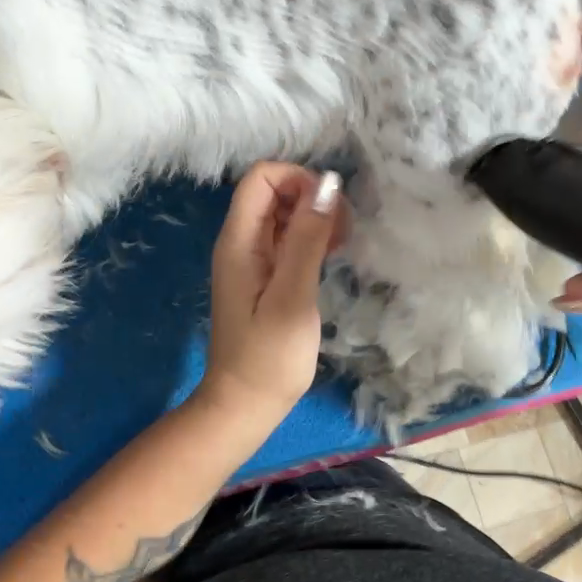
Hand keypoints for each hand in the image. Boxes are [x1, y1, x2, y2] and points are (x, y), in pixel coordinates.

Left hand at [197, 163, 348, 422]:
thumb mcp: (293, 296)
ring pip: (283, 214)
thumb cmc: (270, 357)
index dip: (298, 180)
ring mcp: (252, 259)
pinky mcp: (265, 277)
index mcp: (239, 241)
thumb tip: (326, 185)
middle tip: (342, 232)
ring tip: (341, 246)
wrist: (246, 404)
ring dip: (315, 218)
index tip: (329, 210)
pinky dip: (310, 238)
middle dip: (311, 197)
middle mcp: (241, 242)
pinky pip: (287, 239)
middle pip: (274, 191)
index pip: (261, 177)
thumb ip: (306, 239)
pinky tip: (331, 257)